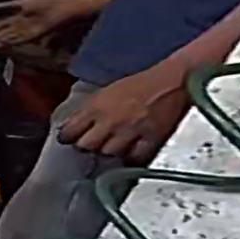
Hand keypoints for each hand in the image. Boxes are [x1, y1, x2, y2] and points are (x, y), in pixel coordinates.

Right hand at [0, 0, 77, 48]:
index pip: (1, 25)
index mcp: (18, 17)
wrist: (65, 8)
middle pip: (2, 33)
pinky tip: (0, 43)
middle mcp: (21, 26)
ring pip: (8, 37)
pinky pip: (19, 39)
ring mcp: (27, 31)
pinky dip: (9, 41)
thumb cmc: (47, 3)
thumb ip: (8, 5)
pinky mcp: (34, 34)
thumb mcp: (24, 2)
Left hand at [57, 64, 191, 163]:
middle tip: (91, 144)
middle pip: (86, 145)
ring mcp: (131, 131)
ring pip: (109, 153)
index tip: (69, 139)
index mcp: (94, 108)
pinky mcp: (154, 138)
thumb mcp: (103, 94)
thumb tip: (73, 125)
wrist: (172, 81)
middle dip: (85, 146)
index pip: (69, 131)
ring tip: (111, 147)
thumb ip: (88, 111)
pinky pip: (136, 157)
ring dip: (108, 151)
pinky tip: (130, 153)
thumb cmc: (137, 85)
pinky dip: (131, 158)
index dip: (67, 137)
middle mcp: (109, 121)